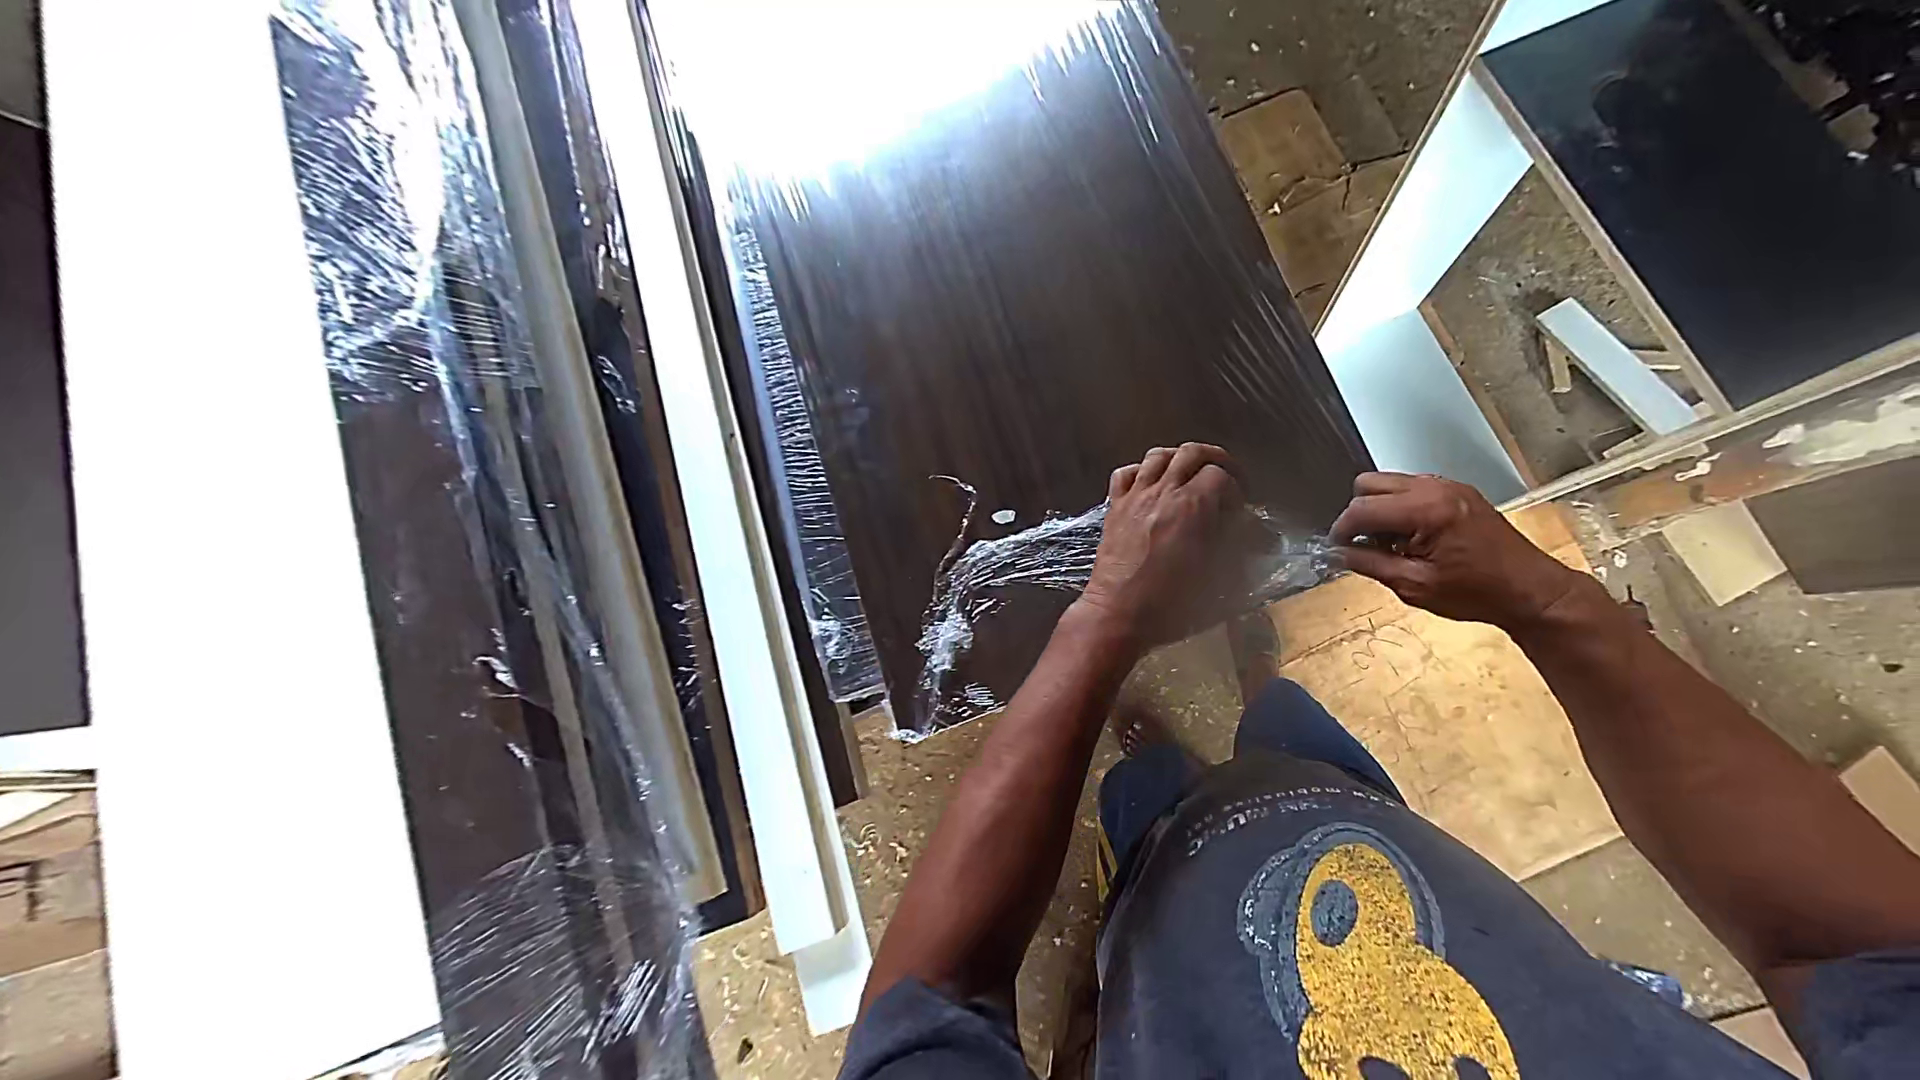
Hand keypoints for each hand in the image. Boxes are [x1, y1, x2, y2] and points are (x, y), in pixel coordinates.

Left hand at [1077, 443, 1248, 647]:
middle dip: (1215, 459)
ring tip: (1190, 476)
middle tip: (1226, 478)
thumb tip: (1260, 535)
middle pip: (1191, 452)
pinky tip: (1151, 485)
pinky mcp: (1114, 509)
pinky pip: (1125, 474)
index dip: (1237, 488)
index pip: (1222, 474)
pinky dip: (1141, 471)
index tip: (1240, 510)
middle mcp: (1162, 493)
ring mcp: (1135, 498)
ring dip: (1179, 459)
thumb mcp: (1219, 579)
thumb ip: (1241, 548)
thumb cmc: (1171, 605)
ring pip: (1157, 456)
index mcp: (1192, 506)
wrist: (1118, 615)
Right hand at [1330, 472, 1594, 631]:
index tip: (1336, 549)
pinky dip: (1398, 507)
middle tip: (1362, 545)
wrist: (1532, 592)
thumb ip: (1368, 564)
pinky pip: (1411, 488)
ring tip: (1387, 542)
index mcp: (1427, 511)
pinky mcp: (1457, 492)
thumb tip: (1337, 554)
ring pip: (1388, 483)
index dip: (1341, 530)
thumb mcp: (1413, 585)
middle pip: (1369, 484)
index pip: (1361, 509)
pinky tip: (1407, 536)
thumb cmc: (1480, 593)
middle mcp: (1437, 490)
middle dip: (1357, 514)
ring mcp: (1449, 487)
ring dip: (1378, 509)